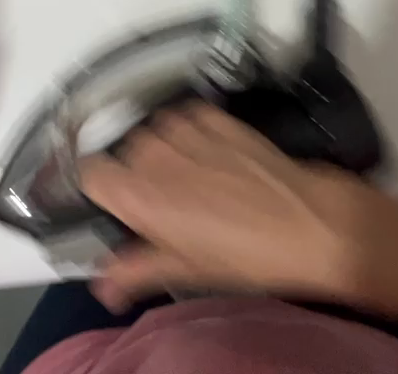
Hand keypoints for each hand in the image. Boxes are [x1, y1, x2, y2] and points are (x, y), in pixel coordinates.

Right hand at [80, 102, 369, 311]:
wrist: (310, 222)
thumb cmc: (249, 253)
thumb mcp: (186, 270)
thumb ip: (134, 270)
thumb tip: (106, 283)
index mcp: (137, 192)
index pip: (87, 172)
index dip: (99, 187)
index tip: (111, 200)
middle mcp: (151, 152)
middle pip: (123, 154)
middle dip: (139, 174)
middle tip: (167, 202)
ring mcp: (179, 127)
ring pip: (152, 135)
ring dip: (165, 154)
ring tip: (196, 182)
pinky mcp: (206, 113)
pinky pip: (182, 120)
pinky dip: (191, 136)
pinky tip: (214, 161)